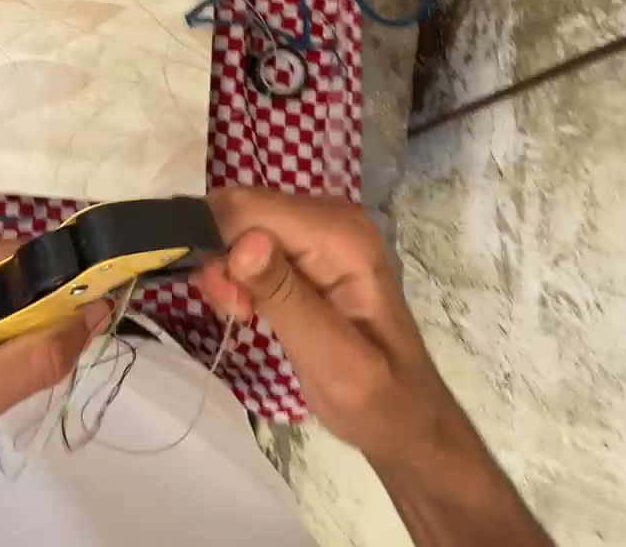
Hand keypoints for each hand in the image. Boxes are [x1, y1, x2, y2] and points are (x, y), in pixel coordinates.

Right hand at [191, 187, 460, 466]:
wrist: (405, 417)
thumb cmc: (377, 400)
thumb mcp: (332, 362)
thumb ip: (285, 299)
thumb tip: (244, 245)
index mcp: (343, 237)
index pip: (250, 209)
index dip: (221, 246)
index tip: (229, 304)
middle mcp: (329, 216)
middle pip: (239, 208)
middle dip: (220, 257)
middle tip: (234, 312)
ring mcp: (316, 225)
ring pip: (236, 220)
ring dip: (223, 265)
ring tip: (242, 312)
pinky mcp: (302, 240)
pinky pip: (245, 234)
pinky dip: (232, 267)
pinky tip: (246, 302)